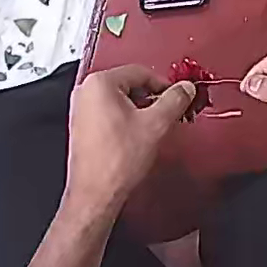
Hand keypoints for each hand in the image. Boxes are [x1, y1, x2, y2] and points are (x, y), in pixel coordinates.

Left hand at [65, 65, 192, 214]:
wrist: (96, 194)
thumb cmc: (115, 161)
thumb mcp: (156, 124)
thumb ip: (175, 100)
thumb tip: (185, 88)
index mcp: (100, 84)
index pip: (140, 73)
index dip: (163, 85)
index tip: (177, 96)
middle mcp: (86, 92)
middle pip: (130, 85)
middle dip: (151, 99)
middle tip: (168, 112)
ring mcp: (81, 110)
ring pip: (120, 100)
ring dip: (140, 110)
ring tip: (153, 127)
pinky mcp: (82, 126)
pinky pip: (110, 113)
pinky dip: (126, 120)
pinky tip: (137, 136)